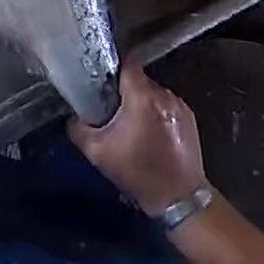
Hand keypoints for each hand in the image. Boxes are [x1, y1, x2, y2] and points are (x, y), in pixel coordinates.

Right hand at [69, 64, 207, 211]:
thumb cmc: (137, 172)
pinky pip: (165, 104)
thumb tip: (73, 115)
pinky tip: (149, 131)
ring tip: (130, 121)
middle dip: (124, 88)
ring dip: (140, 100)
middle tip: (110, 106)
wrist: (180, 200)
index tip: (100, 75)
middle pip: (138, 78)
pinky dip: (155, 111)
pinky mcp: (190, 119)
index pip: (127, 63)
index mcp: (142, 98)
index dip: (112, 65)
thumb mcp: (97, 152)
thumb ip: (78, 128)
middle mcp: (164, 96)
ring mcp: (180, 106)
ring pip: (152, 91)